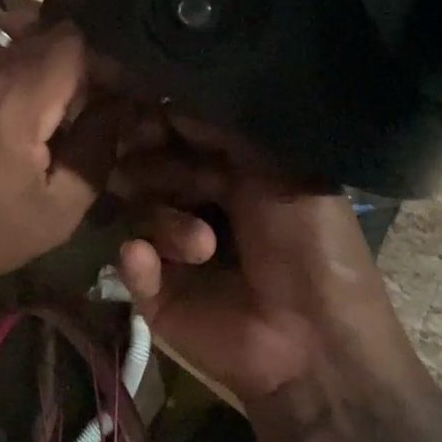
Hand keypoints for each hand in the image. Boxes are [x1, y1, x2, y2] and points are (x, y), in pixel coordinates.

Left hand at [0, 18, 128, 302]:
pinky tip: (43, 91)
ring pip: (29, 24)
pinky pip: (4, 39)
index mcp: (17, 95)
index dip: (115, 56)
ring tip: (77, 90)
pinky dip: (31, 51)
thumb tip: (126, 103)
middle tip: (112, 90)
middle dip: (91, 50)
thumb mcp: (60, 207)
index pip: (81, 38)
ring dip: (59, 47)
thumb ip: (98, 146)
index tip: (134, 87)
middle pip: (56, 25)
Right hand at [113, 116, 415, 404]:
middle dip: (152, 169)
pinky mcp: (152, 287)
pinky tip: (150, 263)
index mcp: (227, 172)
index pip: (173, 132)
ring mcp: (168, 245)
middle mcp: (193, 201)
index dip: (154, 122)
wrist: (316, 346)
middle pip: (143, 165)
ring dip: (163, 220)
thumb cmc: (310, 248)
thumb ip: (222, 127)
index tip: (137, 117)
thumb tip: (164, 96)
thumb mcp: (281, 171)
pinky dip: (137, 258)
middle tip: (159, 179)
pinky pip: (125, 257)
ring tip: (201, 247)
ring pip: (134, 209)